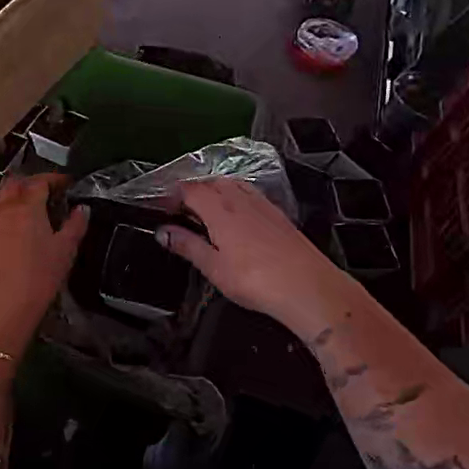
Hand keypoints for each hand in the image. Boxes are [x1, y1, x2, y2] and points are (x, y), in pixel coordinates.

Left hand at [0, 174, 88, 341]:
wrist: (6, 303)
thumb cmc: (40, 275)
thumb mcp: (66, 249)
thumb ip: (76, 224)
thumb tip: (82, 209)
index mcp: (28, 206)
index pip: (41, 182)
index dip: (55, 179)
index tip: (67, 183)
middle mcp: (5, 208)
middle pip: (15, 183)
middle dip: (33, 181)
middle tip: (48, 189)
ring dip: (12, 191)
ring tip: (25, 200)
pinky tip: (8, 220)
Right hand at [157, 179, 358, 338]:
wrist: (306, 285)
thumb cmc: (255, 280)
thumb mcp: (214, 267)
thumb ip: (188, 245)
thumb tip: (163, 232)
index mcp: (220, 209)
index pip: (190, 189)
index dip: (173, 195)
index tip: (162, 207)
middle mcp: (241, 199)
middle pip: (211, 182)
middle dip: (193, 191)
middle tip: (180, 211)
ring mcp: (263, 204)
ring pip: (233, 185)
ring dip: (215, 192)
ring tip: (205, 212)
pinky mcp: (278, 214)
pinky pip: (250, 194)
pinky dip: (235, 197)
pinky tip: (236, 217)